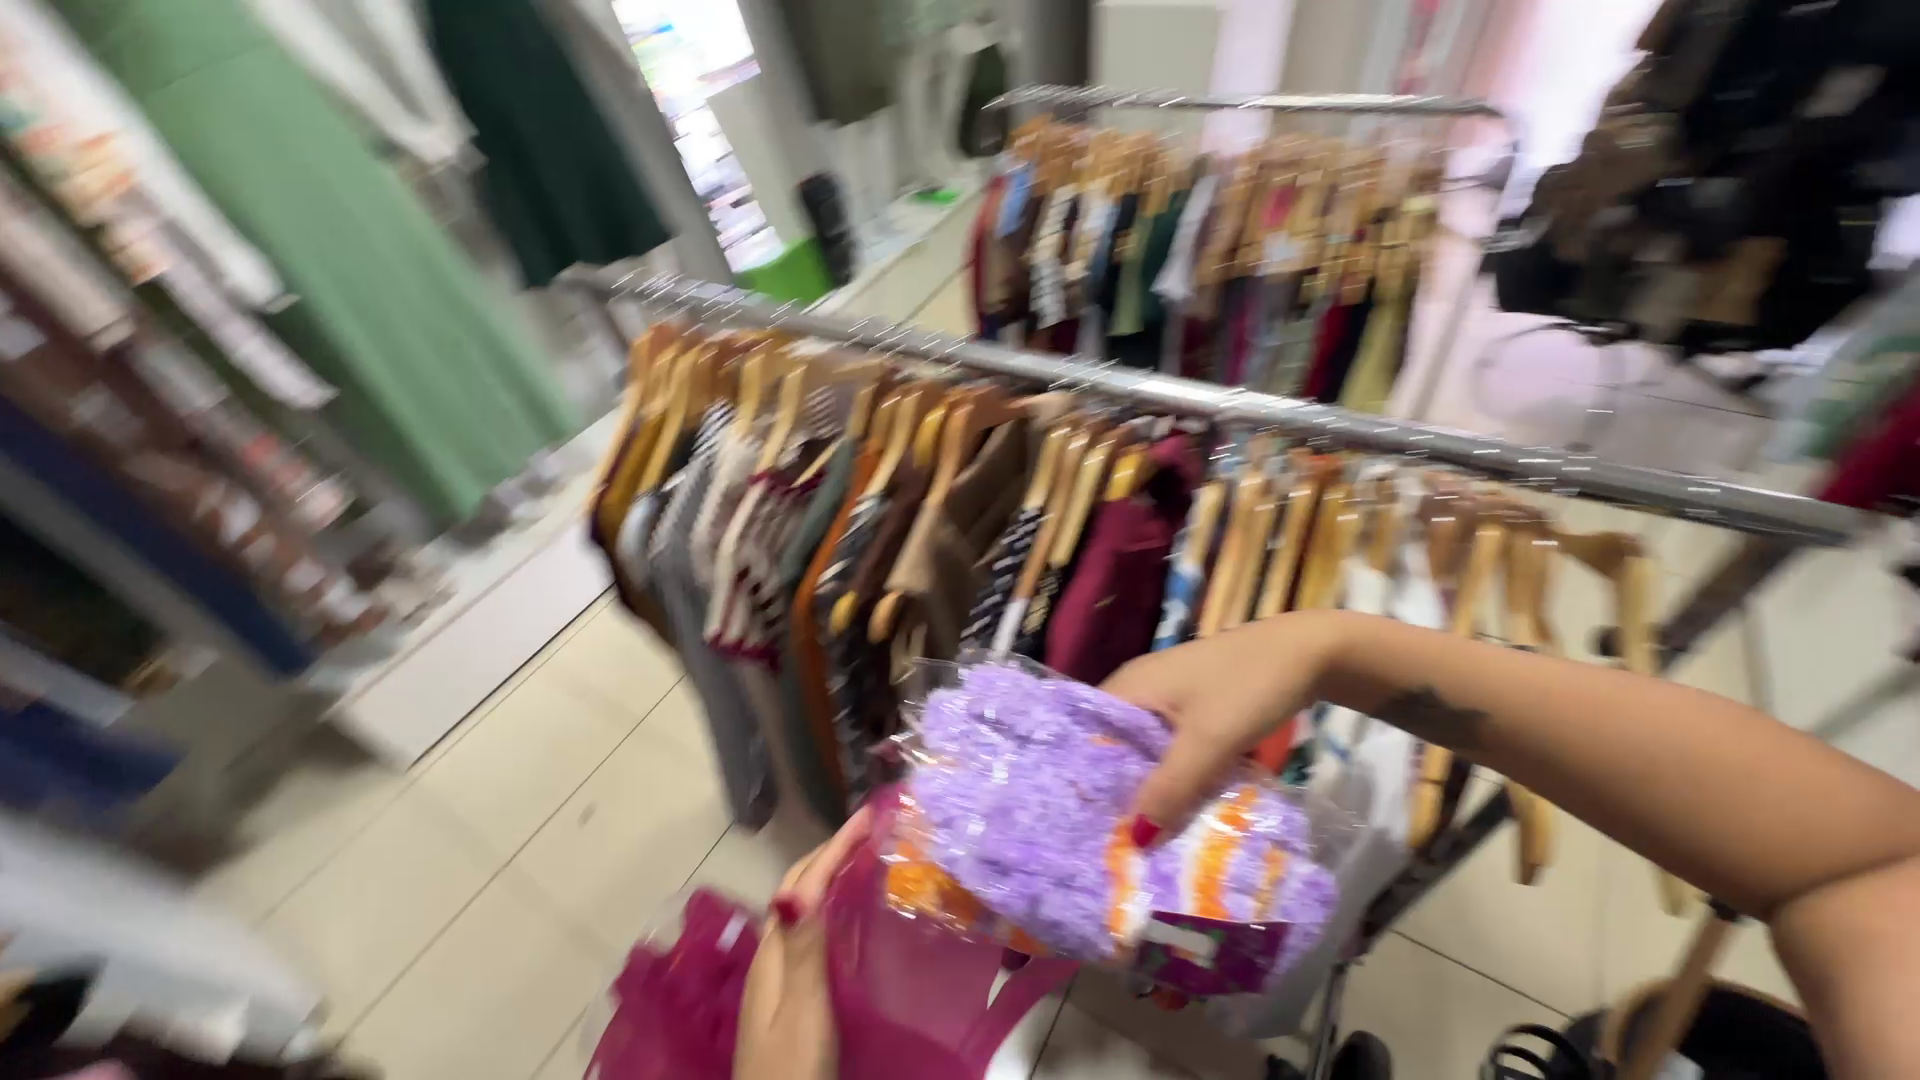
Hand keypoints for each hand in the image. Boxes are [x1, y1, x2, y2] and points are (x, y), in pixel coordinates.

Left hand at [734, 806, 873, 1079]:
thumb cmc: (792, 1071)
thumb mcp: (803, 1013)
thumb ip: (804, 951)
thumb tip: (797, 885)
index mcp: (773, 954)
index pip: (803, 884)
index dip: (835, 846)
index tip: (869, 815)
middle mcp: (771, 957)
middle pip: (797, 889)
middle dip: (830, 853)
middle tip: (871, 832)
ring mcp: (777, 978)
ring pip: (802, 909)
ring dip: (829, 877)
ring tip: (865, 860)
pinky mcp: (788, 996)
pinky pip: (809, 932)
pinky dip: (830, 908)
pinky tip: (850, 919)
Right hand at [1100, 613, 1342, 840]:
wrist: (1312, 652)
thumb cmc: (1249, 686)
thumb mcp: (1210, 741)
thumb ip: (1171, 789)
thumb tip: (1135, 842)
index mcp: (1129, 687)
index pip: (1087, 736)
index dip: (1082, 778)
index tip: (1083, 824)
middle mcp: (1139, 689)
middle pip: (1115, 746)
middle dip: (1118, 790)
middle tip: (1114, 842)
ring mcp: (1168, 697)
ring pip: (1147, 750)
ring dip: (1150, 787)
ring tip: (1145, 836)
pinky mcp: (1195, 706)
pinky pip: (1172, 747)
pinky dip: (1176, 775)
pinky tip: (1182, 807)